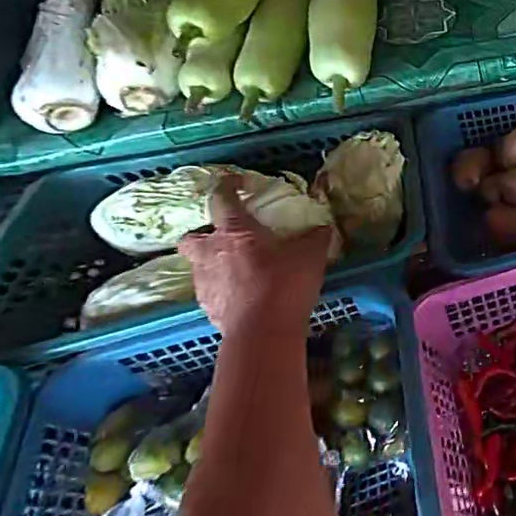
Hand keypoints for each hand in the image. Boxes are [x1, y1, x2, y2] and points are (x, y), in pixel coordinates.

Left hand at [177, 174, 332, 337]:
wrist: (263, 332)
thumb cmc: (284, 283)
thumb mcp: (310, 256)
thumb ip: (315, 238)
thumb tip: (324, 229)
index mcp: (234, 230)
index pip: (221, 196)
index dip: (228, 185)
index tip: (239, 183)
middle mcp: (210, 252)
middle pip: (191, 237)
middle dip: (204, 235)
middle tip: (227, 240)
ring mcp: (204, 282)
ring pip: (198, 266)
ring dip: (213, 264)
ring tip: (237, 271)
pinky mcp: (207, 308)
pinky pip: (209, 292)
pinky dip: (221, 291)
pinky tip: (241, 297)